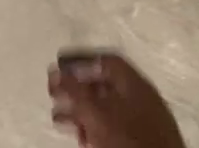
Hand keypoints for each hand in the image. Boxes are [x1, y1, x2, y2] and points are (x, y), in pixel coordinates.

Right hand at [47, 51, 184, 147]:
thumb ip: (72, 89)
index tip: (59, 64)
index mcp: (134, 82)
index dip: (80, 59)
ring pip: (106, 107)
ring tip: (59, 118)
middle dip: (75, 89)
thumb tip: (53, 71)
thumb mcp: (94, 111)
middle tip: (53, 93)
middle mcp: (142, 96)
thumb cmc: (127, 137)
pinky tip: (81, 136)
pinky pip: (114, 124)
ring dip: (80, 110)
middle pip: (103, 83)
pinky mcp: (144, 139)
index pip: (105, 59)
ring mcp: (145, 119)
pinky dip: (94, 126)